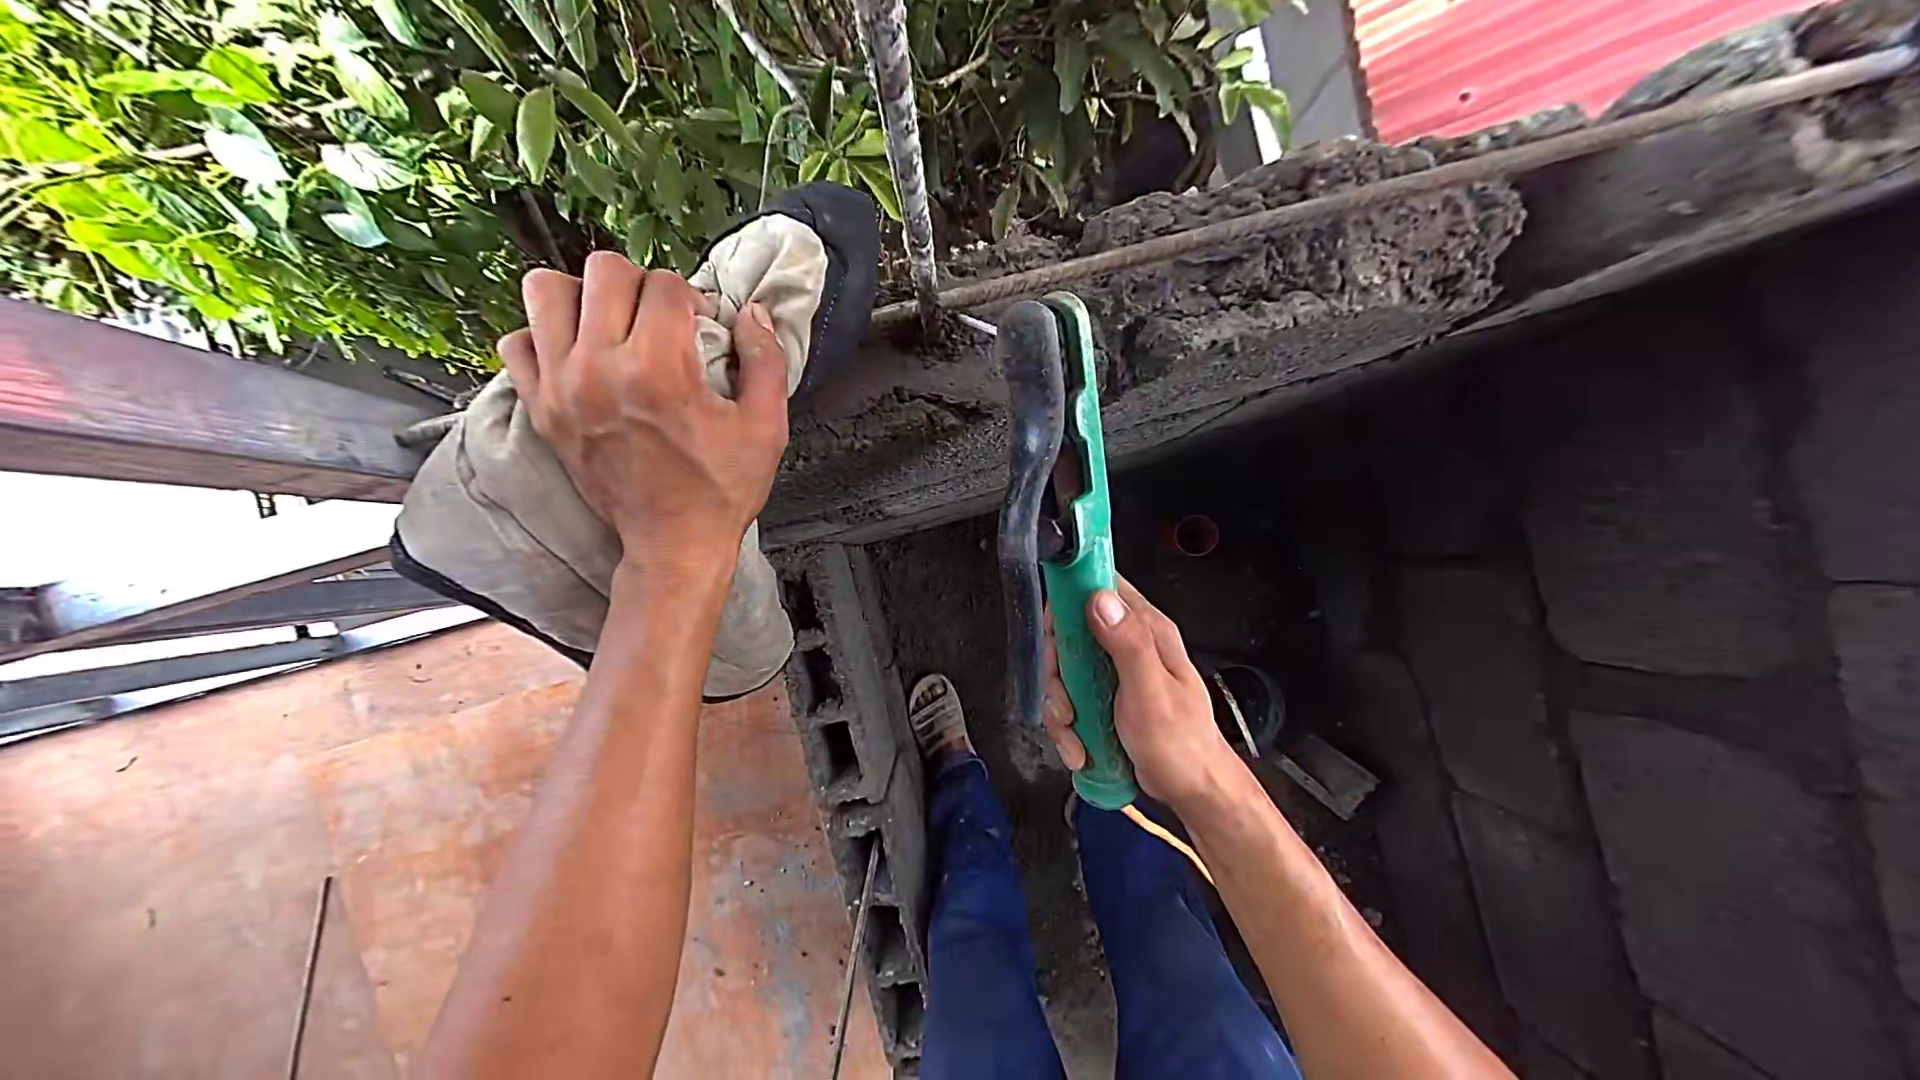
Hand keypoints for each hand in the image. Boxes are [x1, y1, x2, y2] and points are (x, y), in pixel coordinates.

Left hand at [500, 252, 789, 576]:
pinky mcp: (541, 409)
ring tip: (615, 326)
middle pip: (605, 271)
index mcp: (659, 372)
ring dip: (587, 297)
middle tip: (662, 319)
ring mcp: (561, 388)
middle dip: (643, 285)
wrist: (674, 543)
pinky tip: (580, 355)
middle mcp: (600, 370)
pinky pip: (517, 341)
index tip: (704, 325)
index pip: (666, 286)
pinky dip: (545, 336)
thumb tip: (753, 314)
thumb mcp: (766, 428)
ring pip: (547, 290)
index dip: (695, 297)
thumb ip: (766, 362)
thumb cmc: (721, 490)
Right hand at [1042, 576, 1242, 808]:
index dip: (1068, 601)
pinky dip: (1068, 724)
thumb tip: (1100, 600)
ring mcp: (1114, 671)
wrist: (1192, 789)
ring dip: (1061, 705)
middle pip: (1069, 633)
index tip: (1056, 634)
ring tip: (1076, 733)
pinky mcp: (1104, 696)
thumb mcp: (1152, 691)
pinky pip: (1070, 698)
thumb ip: (1127, 643)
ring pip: (1064, 670)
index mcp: (1147, 630)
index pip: (1100, 588)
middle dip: (1058, 671)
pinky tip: (1081, 745)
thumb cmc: (1181, 744)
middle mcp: (1129, 643)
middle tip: (1067, 700)